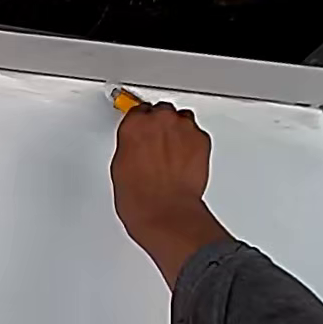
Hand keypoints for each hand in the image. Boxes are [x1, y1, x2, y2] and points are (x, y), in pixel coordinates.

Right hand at [110, 101, 230, 287]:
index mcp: (134, 125)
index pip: (136, 111)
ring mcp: (184, 128)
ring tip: (168, 155)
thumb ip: (129, 146)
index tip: (138, 130)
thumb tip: (135, 145)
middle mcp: (161, 120)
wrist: (165, 212)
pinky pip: (195, 134)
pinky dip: (190, 144)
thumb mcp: (120, 167)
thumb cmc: (140, 198)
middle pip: (161, 111)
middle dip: (158, 126)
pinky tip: (181, 161)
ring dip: (175, 132)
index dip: (137, 123)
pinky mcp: (202, 140)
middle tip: (153, 146)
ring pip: (181, 120)